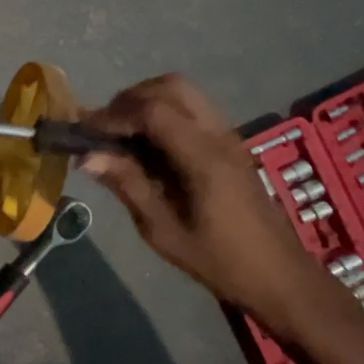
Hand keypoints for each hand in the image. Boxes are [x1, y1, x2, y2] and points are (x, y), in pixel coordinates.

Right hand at [80, 75, 323, 327]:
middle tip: (103, 126)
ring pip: (185, 92)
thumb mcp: (163, 230)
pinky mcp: (232, 145)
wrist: (279, 276)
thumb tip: (87, 156)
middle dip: (130, 98)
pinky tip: (147, 143)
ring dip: (147, 101)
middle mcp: (219, 137)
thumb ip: (127, 185)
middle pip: (171, 87)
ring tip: (121, 133)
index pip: (152, 111)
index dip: (114, 115)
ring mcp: (230, 137)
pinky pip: (194, 109)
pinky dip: (164, 111)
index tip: (85, 132)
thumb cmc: (219, 260)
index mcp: (204, 158)